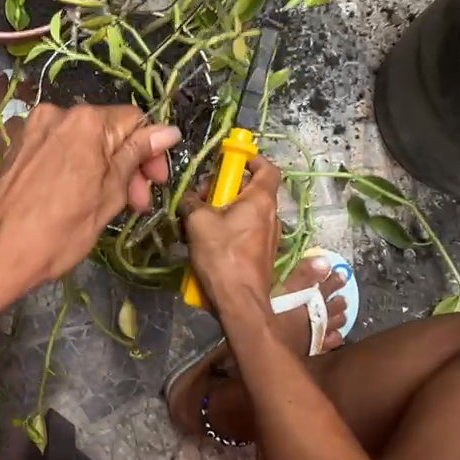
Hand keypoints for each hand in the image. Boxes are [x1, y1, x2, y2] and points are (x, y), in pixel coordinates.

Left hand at [0, 103, 180, 285]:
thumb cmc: (60, 230)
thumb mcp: (109, 195)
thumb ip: (136, 156)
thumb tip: (168, 130)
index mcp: (86, 121)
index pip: (134, 120)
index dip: (150, 151)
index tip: (153, 183)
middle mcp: (57, 114)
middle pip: (107, 129)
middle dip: (126, 162)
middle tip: (135, 202)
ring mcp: (33, 129)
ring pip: (83, 140)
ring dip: (101, 167)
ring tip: (106, 204)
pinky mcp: (18, 146)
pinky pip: (59, 148)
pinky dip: (75, 166)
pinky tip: (78, 196)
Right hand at [183, 155, 281, 320]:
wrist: (240, 301)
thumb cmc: (222, 255)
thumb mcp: (198, 221)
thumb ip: (192, 201)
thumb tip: (188, 196)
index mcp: (260, 200)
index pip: (267, 168)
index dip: (252, 158)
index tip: (231, 158)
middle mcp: (270, 215)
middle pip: (252, 190)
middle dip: (226, 187)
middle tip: (203, 194)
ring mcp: (268, 236)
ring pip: (247, 211)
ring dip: (226, 208)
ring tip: (200, 218)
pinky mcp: (261, 254)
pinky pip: (246, 230)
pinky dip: (229, 226)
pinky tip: (208, 239)